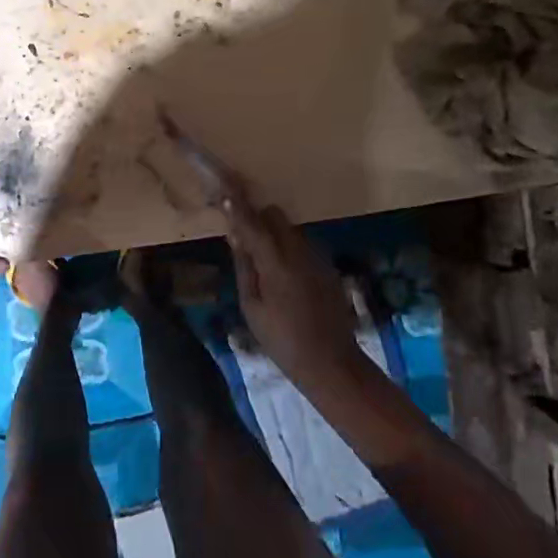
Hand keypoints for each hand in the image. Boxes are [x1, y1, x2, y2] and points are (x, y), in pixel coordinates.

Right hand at [221, 188, 367, 397]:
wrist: (331, 363)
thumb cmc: (282, 340)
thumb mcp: (251, 307)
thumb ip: (244, 267)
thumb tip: (235, 237)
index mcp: (276, 263)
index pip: (252, 224)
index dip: (237, 208)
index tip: (225, 193)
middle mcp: (299, 252)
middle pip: (275, 215)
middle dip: (258, 218)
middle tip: (245, 236)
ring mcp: (317, 257)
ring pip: (290, 228)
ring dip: (275, 233)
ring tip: (264, 260)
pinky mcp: (328, 266)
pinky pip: (303, 244)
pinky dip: (289, 248)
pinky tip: (285, 275)